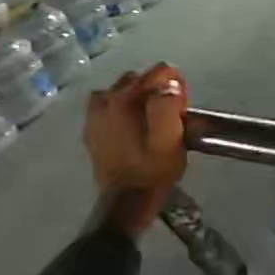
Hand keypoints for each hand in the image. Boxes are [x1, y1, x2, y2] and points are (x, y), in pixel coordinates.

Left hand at [83, 63, 189, 235]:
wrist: (126, 202)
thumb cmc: (153, 170)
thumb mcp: (170, 139)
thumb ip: (168, 107)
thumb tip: (169, 85)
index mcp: (126, 101)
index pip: (160, 72)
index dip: (177, 87)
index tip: (182, 109)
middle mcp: (106, 102)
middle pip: (141, 78)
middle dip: (159, 90)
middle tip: (170, 115)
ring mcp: (96, 115)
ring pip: (124, 89)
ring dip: (141, 97)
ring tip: (152, 119)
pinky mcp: (92, 128)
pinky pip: (109, 104)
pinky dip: (123, 107)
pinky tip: (132, 124)